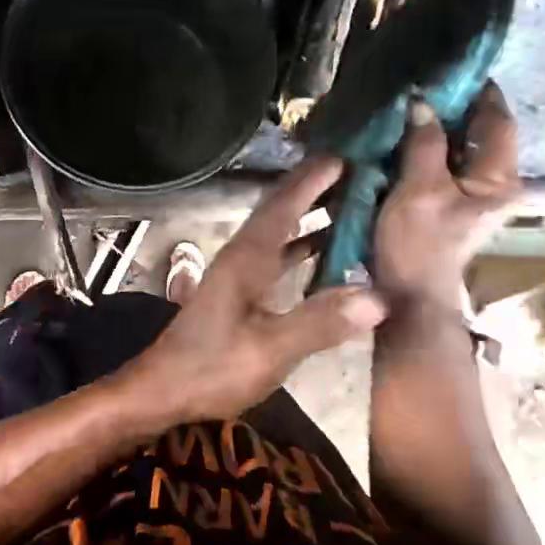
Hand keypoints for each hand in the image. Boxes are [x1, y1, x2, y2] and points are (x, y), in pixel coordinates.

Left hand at [121, 158, 387, 422]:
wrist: (164, 390)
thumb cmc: (212, 368)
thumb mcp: (268, 351)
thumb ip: (319, 323)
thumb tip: (379, 296)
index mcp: (246, 259)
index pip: (283, 206)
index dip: (312, 180)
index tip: (346, 154)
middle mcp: (242, 257)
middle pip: (281, 211)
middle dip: (315, 188)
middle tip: (359, 170)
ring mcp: (240, 274)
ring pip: (280, 232)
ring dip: (311, 215)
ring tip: (352, 201)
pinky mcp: (241, 293)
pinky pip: (278, 256)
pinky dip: (303, 246)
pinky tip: (327, 251)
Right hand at [372, 83, 520, 320]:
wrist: (407, 296)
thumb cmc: (417, 244)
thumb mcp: (420, 189)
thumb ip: (425, 143)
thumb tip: (422, 104)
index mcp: (498, 179)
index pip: (498, 122)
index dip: (482, 92)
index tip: (456, 67)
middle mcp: (492, 184)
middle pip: (480, 133)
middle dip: (455, 107)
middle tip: (423, 82)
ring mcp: (470, 196)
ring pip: (459, 149)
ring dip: (437, 127)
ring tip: (410, 104)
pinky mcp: (447, 204)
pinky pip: (441, 165)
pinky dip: (425, 148)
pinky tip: (402, 137)